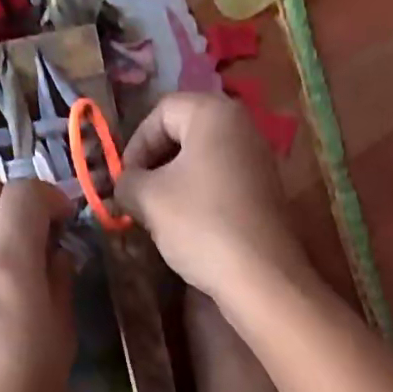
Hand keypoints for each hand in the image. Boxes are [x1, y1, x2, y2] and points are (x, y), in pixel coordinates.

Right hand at [116, 94, 307, 299]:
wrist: (261, 278)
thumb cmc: (202, 226)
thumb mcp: (149, 200)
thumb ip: (127, 182)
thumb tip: (124, 185)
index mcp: (214, 113)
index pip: (161, 112)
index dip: (136, 145)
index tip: (125, 182)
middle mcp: (244, 129)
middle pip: (186, 136)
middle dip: (156, 166)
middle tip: (140, 200)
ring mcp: (260, 165)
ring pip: (205, 165)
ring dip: (178, 187)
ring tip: (162, 219)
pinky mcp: (267, 198)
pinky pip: (225, 189)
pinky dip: (203, 203)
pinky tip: (192, 232)